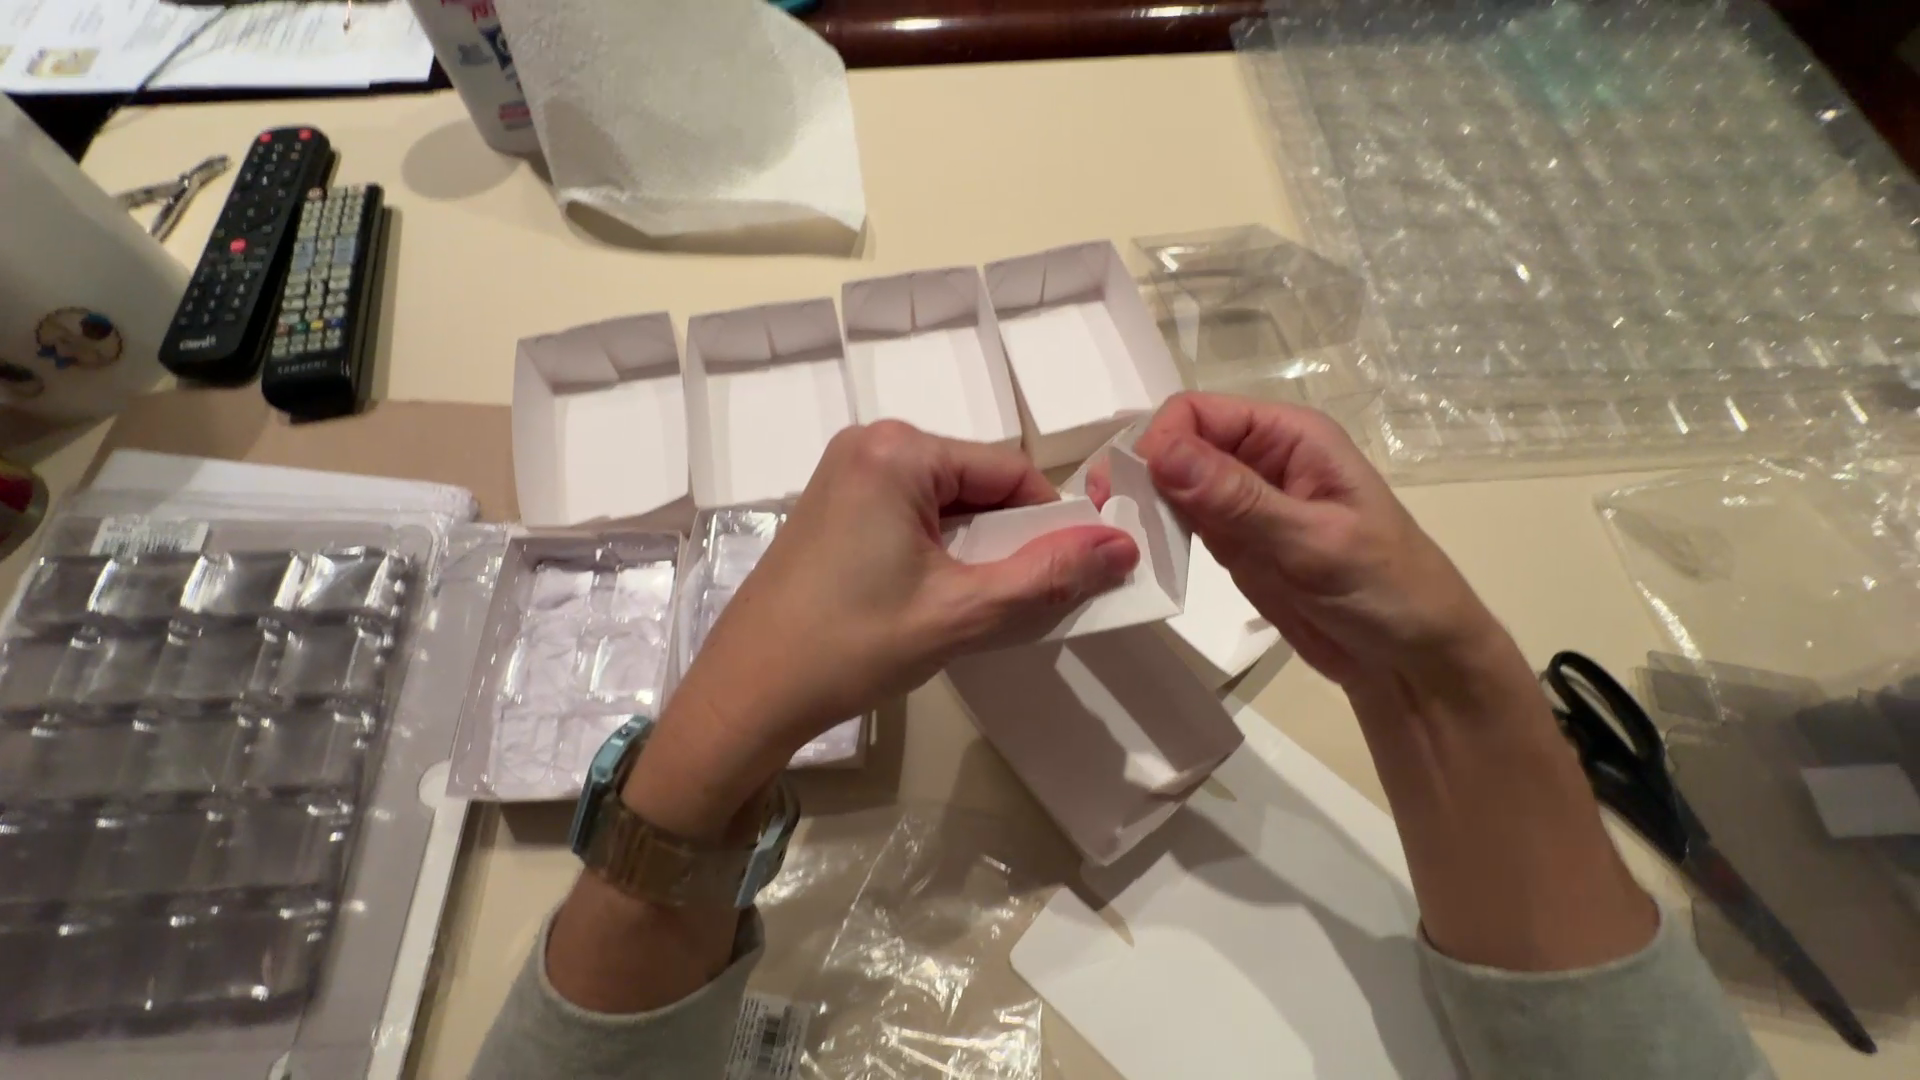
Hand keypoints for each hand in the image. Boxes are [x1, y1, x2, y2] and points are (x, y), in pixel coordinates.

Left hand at [633, 421, 1138, 836]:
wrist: (748, 694)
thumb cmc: (853, 646)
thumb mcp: (962, 613)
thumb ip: (1047, 576)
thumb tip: (1124, 545)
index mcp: (899, 450)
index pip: (1010, 471)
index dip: (1049, 522)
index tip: (1066, 576)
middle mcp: (870, 443)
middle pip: (976, 483)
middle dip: (1006, 539)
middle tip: (1012, 601)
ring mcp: (844, 474)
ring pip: (945, 502)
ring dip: (973, 550)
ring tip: (970, 606)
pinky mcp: (832, 506)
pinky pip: (910, 514)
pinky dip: (937, 551)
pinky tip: (931, 597)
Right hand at [1089, 393, 1509, 700]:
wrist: (1407, 659)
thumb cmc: (1385, 588)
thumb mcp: (1313, 541)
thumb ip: (1236, 498)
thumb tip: (1161, 452)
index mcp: (1288, 436)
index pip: (1199, 413)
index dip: (1159, 441)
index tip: (1133, 487)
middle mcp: (1259, 459)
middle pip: (1177, 444)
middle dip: (1140, 471)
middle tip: (1108, 513)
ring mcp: (1240, 503)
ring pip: (1171, 484)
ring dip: (1141, 503)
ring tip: (1116, 534)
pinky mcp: (1230, 541)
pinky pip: (1179, 523)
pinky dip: (1155, 533)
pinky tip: (1138, 552)